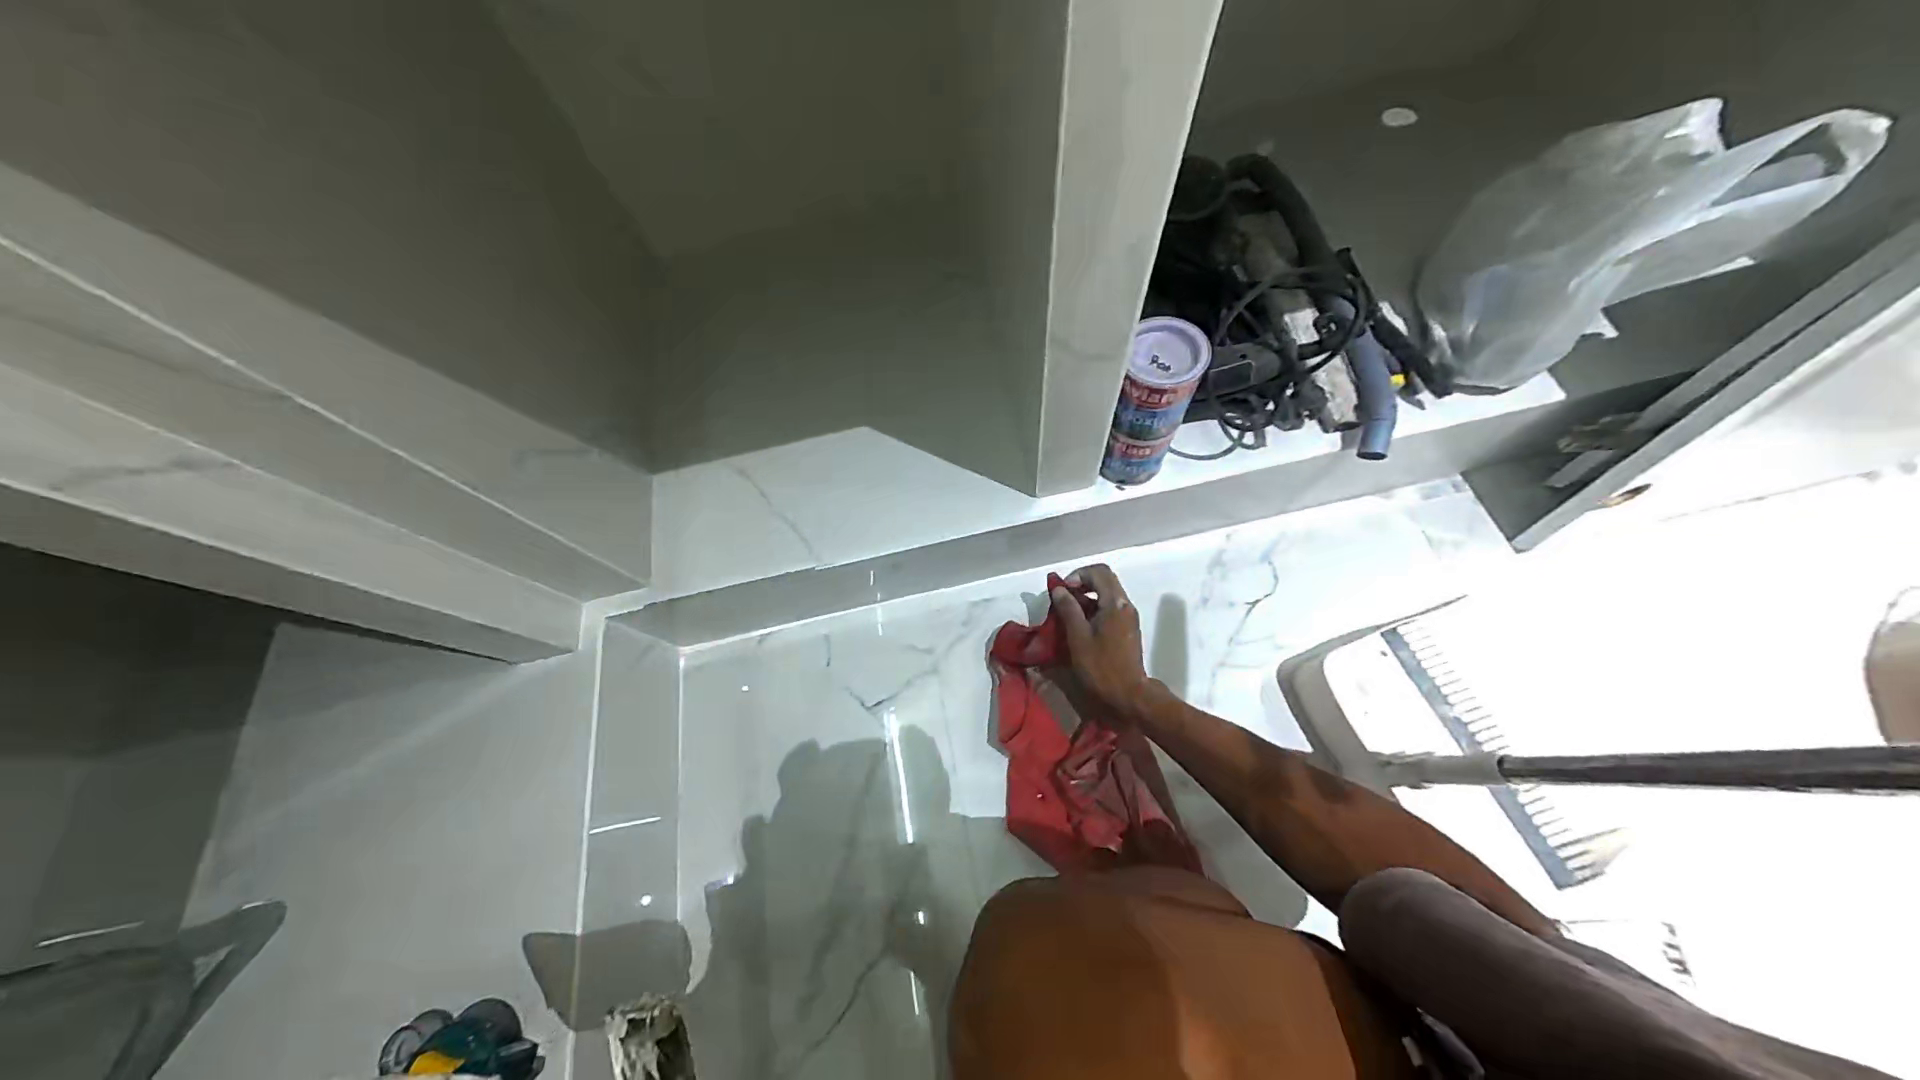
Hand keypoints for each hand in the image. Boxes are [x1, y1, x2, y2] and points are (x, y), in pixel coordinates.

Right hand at [1050, 564, 1155, 718]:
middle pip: (1105, 580)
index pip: (1098, 572)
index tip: (1062, 590)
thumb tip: (1059, 589)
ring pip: (1107, 593)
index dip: (1077, 575)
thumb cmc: (1101, 667)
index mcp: (1116, 603)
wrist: (1128, 694)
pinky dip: (1094, 607)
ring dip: (1087, 596)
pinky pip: (1110, 607)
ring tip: (1067, 612)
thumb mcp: (1078, 637)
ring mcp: (1128, 617)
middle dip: (1082, 583)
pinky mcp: (1127, 628)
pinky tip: (1080, 624)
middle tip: (1063, 598)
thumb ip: (1068, 609)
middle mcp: (1126, 605)